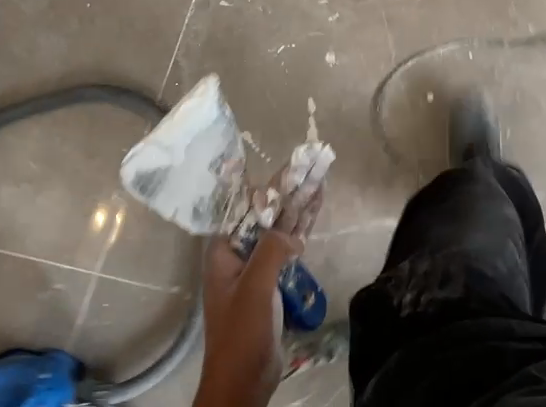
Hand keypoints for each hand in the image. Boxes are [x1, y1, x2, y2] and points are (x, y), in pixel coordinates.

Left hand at [196, 176, 322, 406]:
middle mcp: (238, 254)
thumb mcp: (255, 287)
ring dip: (299, 204)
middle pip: (266, 213)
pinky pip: (288, 245)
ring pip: (280, 227)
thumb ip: (271, 249)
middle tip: (314, 163)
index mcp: (224, 252)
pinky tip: (316, 210)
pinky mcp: (272, 282)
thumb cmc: (242, 332)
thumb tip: (290, 229)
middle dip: (289, 189)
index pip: (247, 207)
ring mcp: (256, 268)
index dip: (269, 184)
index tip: (291, 164)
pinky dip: (302, 227)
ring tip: (321, 178)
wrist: (243, 381)